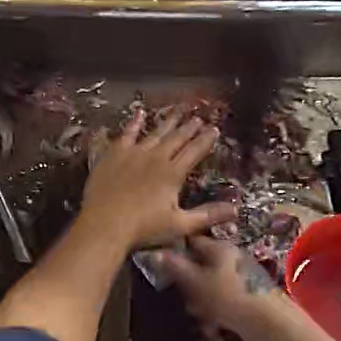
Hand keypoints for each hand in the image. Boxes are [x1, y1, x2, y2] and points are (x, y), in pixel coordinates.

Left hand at [80, 111, 236, 248]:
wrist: (104, 225)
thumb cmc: (144, 229)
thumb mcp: (180, 225)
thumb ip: (207, 215)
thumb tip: (236, 210)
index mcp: (173, 173)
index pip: (194, 151)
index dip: (206, 140)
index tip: (215, 129)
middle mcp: (156, 157)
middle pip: (177, 138)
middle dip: (189, 127)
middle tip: (198, 118)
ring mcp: (134, 153)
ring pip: (155, 133)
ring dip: (168, 122)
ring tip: (178, 111)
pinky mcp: (114, 154)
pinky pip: (127, 133)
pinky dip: (135, 122)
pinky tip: (139, 112)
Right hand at [155, 236, 294, 340]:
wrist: (268, 322)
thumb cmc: (230, 297)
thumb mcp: (196, 282)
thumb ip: (176, 267)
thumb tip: (155, 252)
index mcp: (220, 249)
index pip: (193, 242)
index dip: (177, 251)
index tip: (163, 266)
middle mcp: (232, 258)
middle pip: (201, 265)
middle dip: (189, 284)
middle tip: (183, 298)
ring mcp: (241, 277)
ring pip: (210, 285)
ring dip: (200, 301)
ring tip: (199, 314)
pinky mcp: (247, 296)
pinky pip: (222, 299)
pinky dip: (214, 310)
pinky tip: (212, 324)